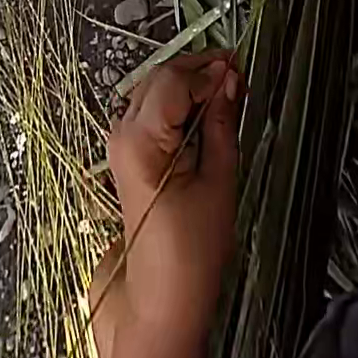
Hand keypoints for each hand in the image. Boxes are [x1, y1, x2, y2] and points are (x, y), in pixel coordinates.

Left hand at [91, 52, 240, 357]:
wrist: (161, 290)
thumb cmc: (192, 248)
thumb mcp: (219, 181)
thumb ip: (220, 123)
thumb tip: (229, 80)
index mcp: (141, 140)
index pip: (173, 81)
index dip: (207, 69)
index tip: (239, 67)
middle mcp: (122, 130)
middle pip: (159, 76)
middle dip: (198, 68)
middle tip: (237, 72)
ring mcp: (119, 136)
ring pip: (153, 85)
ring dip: (188, 80)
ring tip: (225, 87)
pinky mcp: (125, 144)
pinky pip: (150, 104)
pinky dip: (177, 97)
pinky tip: (203, 104)